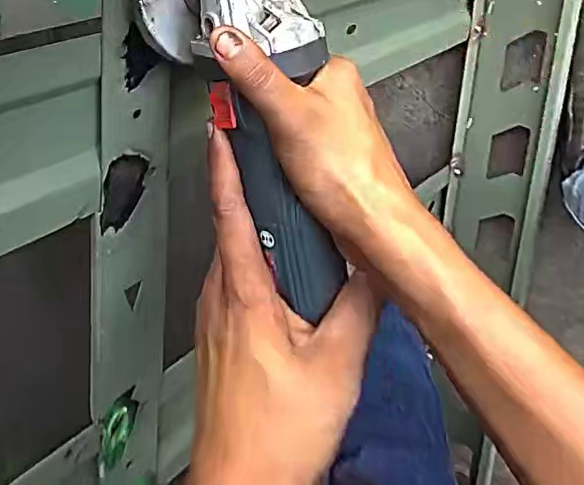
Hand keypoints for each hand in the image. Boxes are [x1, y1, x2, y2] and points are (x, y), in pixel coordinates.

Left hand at [192, 125, 382, 484]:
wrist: (240, 472)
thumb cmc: (278, 428)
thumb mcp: (336, 366)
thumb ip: (357, 311)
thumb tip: (372, 276)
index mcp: (244, 290)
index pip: (228, 210)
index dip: (223, 166)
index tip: (218, 132)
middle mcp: (219, 292)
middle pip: (229, 225)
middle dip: (243, 192)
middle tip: (259, 163)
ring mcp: (212, 310)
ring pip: (231, 254)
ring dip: (252, 233)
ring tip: (279, 222)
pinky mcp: (215, 329)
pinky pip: (232, 281)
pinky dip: (252, 265)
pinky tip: (277, 282)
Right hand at [208, 26, 425, 258]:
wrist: (373, 230)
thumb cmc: (353, 175)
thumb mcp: (289, 112)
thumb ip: (254, 73)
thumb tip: (226, 39)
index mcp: (334, 72)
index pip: (275, 47)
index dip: (245, 60)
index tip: (226, 73)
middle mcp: (333, 94)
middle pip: (269, 81)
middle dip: (247, 100)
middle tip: (240, 115)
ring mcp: (324, 124)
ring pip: (272, 111)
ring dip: (256, 126)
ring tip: (255, 139)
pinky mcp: (317, 150)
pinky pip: (279, 136)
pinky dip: (267, 145)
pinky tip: (267, 156)